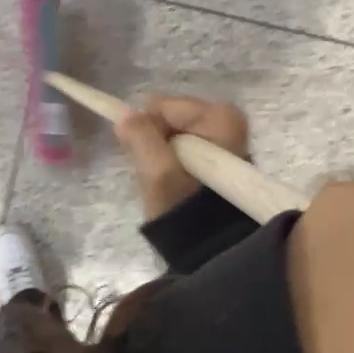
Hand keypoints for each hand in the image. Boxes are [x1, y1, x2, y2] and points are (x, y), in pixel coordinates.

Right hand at [113, 95, 249, 218]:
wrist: (215, 247)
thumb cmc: (186, 209)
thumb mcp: (159, 172)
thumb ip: (140, 138)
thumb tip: (124, 113)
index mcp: (220, 115)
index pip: (161, 105)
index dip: (144, 130)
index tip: (142, 158)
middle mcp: (229, 120)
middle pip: (169, 119)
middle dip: (155, 143)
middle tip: (156, 175)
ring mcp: (226, 139)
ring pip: (174, 136)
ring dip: (162, 157)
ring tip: (167, 185)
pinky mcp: (219, 159)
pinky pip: (184, 150)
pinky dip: (174, 165)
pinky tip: (176, 187)